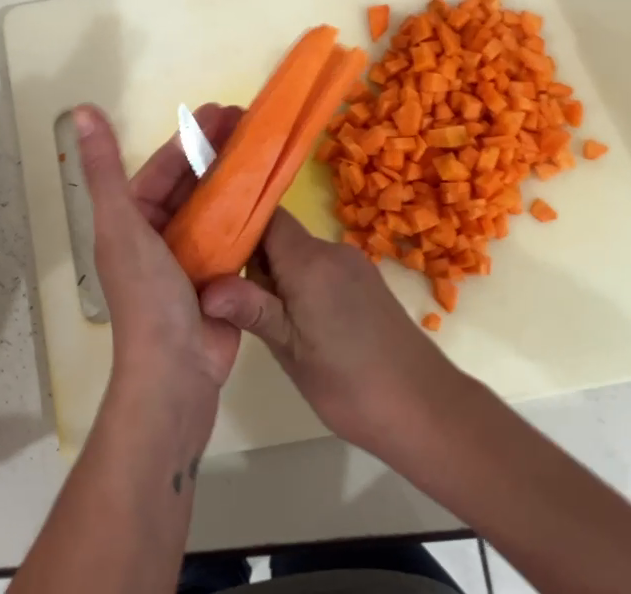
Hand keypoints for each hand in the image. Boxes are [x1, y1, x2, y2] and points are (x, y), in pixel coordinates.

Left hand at [72, 103, 244, 400]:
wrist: (176, 369)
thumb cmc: (146, 294)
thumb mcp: (122, 223)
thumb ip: (104, 167)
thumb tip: (81, 111)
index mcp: (130, 221)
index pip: (162, 169)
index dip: (190, 139)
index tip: (222, 111)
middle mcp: (158, 236)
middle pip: (192, 185)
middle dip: (219, 154)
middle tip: (253, 124)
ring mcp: (190, 258)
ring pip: (216, 208)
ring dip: (238, 180)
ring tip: (270, 151)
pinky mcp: (219, 278)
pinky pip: (236, 237)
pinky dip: (251, 215)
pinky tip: (274, 194)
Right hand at [200, 213, 465, 455]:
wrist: (429, 413)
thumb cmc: (353, 385)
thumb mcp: (292, 353)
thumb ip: (251, 311)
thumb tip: (204, 290)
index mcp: (311, 261)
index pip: (263, 216)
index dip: (232, 222)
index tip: (201, 242)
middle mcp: (332, 252)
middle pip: (277, 236)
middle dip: (246, 258)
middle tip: (216, 291)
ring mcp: (352, 267)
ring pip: (296, 256)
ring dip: (271, 277)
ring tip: (247, 314)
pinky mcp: (364, 286)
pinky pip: (316, 271)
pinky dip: (295, 287)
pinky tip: (288, 324)